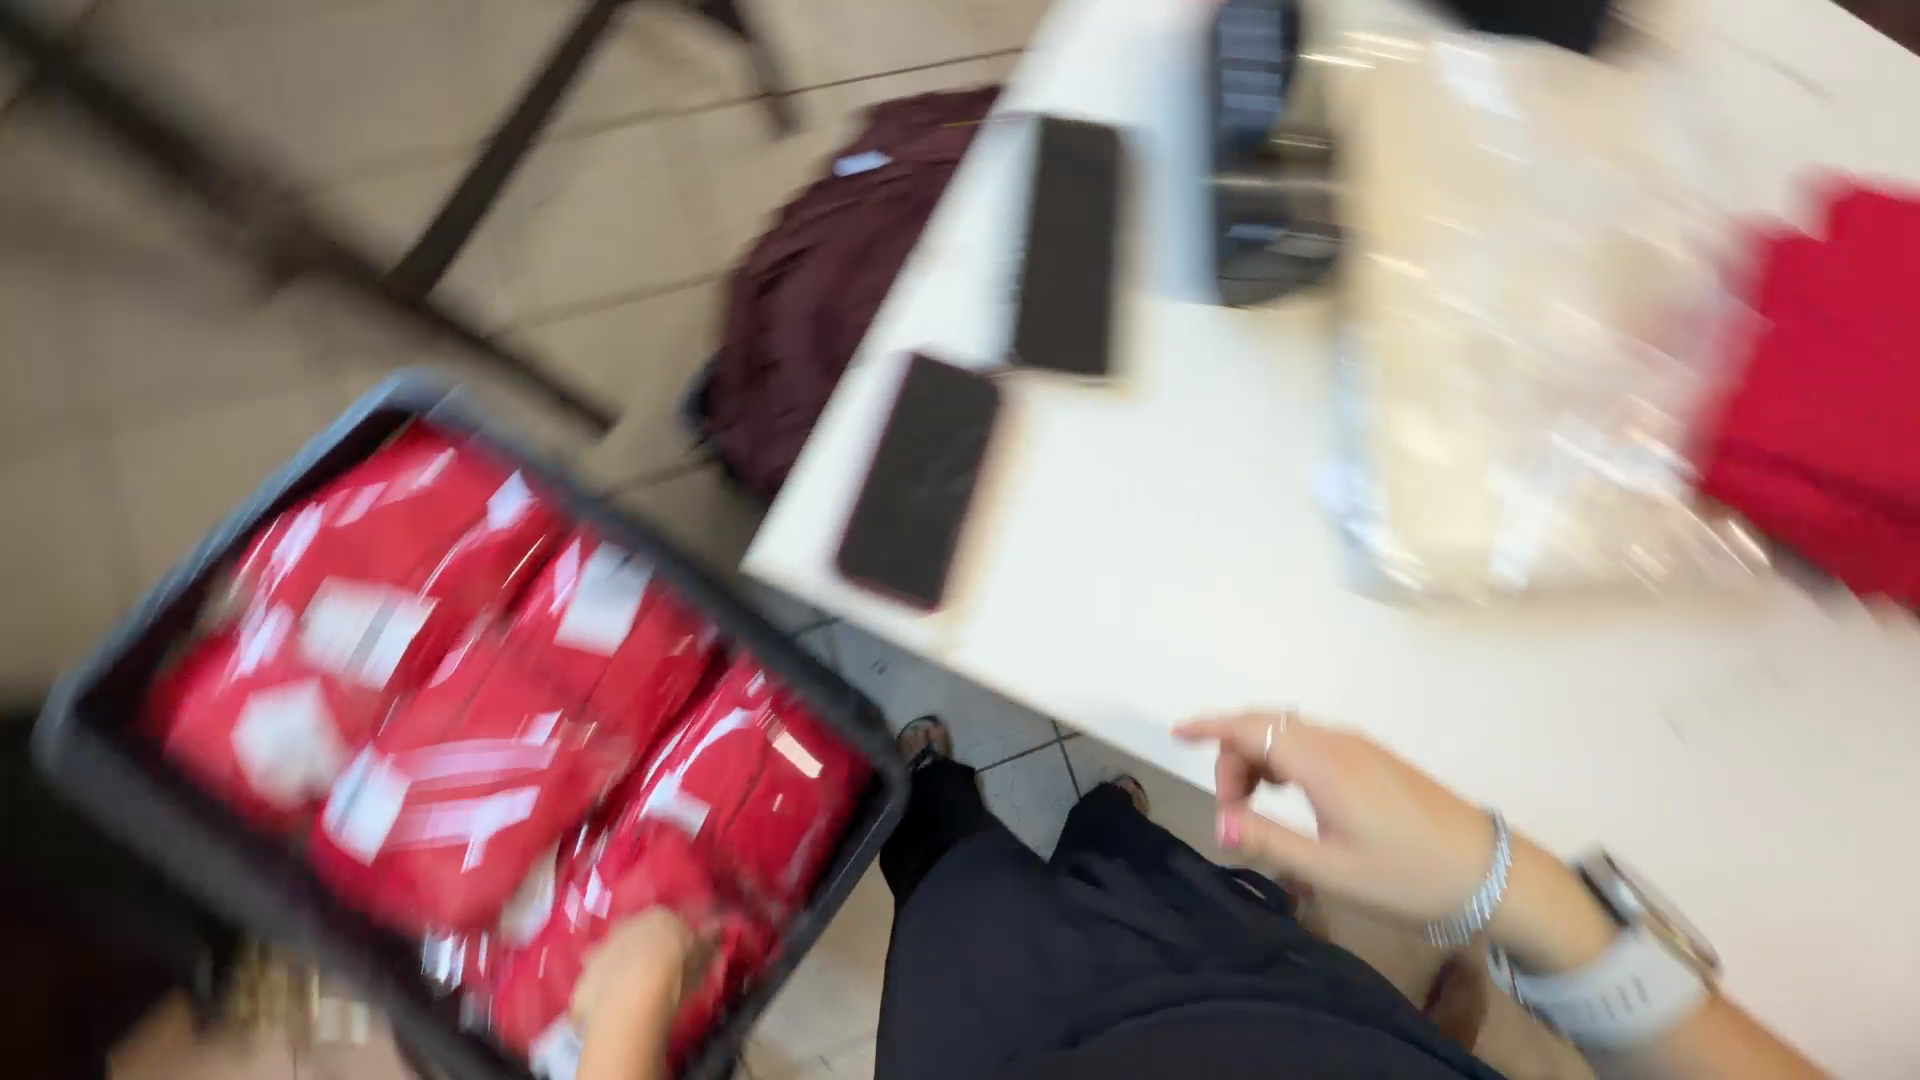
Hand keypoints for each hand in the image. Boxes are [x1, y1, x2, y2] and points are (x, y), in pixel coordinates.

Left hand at [571, 909, 711, 1030]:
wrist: (633, 997)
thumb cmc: (676, 969)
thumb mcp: (703, 954)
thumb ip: (710, 939)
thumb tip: (720, 926)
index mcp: (659, 916)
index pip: (671, 919)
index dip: (676, 934)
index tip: (684, 949)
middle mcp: (626, 926)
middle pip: (634, 931)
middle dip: (641, 943)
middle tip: (653, 965)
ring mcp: (601, 952)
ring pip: (607, 954)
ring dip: (614, 963)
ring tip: (626, 984)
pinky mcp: (583, 981)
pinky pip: (592, 985)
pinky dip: (598, 992)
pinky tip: (608, 1006)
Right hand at [1175, 711, 1504, 923]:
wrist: (1496, 876)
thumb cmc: (1408, 877)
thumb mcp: (1331, 872)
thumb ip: (1268, 841)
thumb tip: (1217, 823)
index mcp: (1322, 763)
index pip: (1250, 728)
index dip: (1209, 726)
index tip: (1177, 733)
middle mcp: (1336, 742)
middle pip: (1264, 726)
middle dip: (1233, 756)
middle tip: (1232, 812)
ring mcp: (1358, 745)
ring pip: (1288, 732)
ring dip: (1259, 757)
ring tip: (1255, 806)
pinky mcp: (1372, 757)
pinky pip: (1310, 740)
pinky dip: (1283, 757)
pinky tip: (1290, 794)